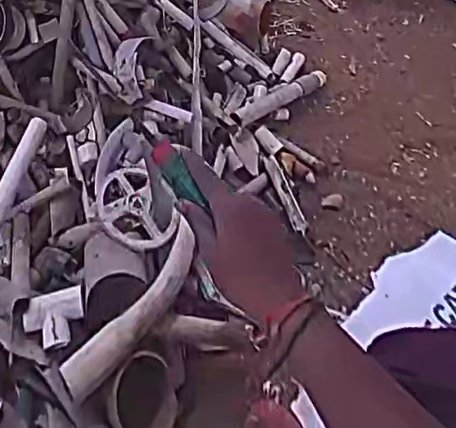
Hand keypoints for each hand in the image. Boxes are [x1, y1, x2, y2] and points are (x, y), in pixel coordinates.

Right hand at [174, 147, 305, 321]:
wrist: (283, 302)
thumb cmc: (244, 281)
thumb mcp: (210, 253)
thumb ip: (197, 222)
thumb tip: (186, 205)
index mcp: (229, 206)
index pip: (202, 174)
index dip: (185, 162)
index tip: (173, 152)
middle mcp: (248, 202)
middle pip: (218, 188)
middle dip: (202, 193)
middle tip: (187, 201)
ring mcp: (263, 211)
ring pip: (234, 201)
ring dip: (221, 209)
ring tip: (213, 235)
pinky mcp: (273, 223)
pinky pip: (248, 213)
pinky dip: (237, 219)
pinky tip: (233, 241)